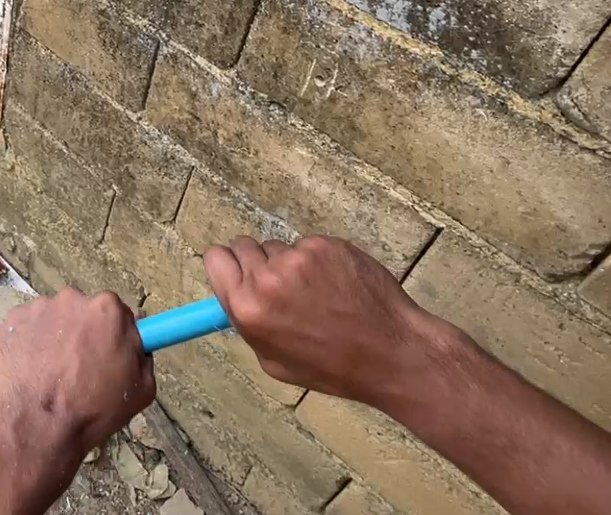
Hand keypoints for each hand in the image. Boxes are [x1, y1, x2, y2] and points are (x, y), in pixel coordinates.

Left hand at [0, 288, 155, 464]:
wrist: (37, 425)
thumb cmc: (93, 409)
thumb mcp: (140, 389)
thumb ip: (140, 353)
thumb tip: (132, 337)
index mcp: (106, 309)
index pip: (113, 312)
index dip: (109, 334)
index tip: (104, 354)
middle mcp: (69, 298)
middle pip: (78, 312)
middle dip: (78, 334)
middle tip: (76, 369)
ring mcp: (34, 307)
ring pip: (49, 320)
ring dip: (51, 340)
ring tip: (49, 376)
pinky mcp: (8, 321)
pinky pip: (23, 331)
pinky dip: (25, 347)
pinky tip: (28, 374)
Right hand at [203, 236, 450, 409]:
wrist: (395, 356)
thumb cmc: (335, 366)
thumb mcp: (274, 361)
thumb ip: (246, 321)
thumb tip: (231, 293)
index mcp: (248, 309)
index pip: (215, 258)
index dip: (228, 265)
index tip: (241, 272)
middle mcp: (266, 280)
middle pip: (243, 245)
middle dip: (258, 261)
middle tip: (284, 286)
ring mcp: (297, 259)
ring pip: (278, 246)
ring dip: (290, 262)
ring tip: (320, 293)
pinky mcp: (324, 246)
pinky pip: (308, 244)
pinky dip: (320, 260)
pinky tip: (339, 284)